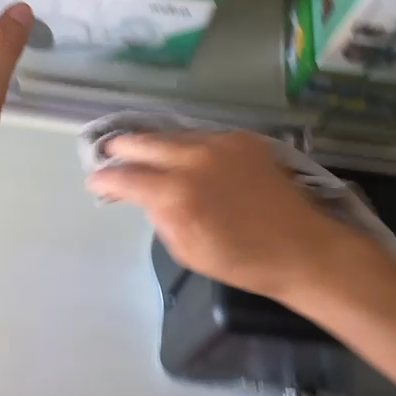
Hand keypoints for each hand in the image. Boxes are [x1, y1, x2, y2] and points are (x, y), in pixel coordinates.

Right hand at [88, 130, 381, 301]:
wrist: (300, 247)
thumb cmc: (241, 260)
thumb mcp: (187, 250)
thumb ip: (160, 217)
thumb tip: (148, 196)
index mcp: (176, 194)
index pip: (127, 178)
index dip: (106, 178)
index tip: (95, 180)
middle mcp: (193, 159)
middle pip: (144, 143)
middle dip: (122, 147)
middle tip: (107, 150)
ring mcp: (218, 143)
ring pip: (173, 135)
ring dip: (153, 142)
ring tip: (139, 146)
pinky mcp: (240, 137)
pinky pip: (202, 136)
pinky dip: (186, 144)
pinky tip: (183, 152)